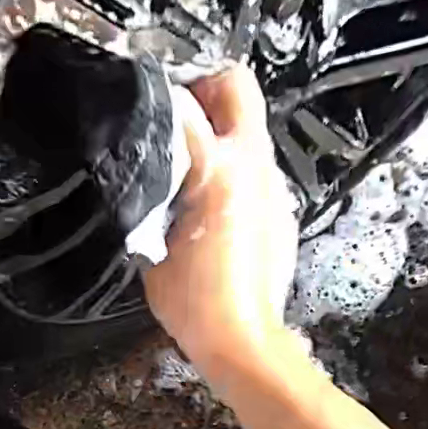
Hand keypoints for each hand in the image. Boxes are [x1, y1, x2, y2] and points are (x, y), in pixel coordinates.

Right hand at [142, 66, 299, 379]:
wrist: (242, 341)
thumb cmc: (196, 304)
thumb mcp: (153, 245)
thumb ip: (154, 195)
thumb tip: (154, 175)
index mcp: (217, 169)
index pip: (184, 98)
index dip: (158, 94)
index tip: (143, 103)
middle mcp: (255, 167)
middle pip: (237, 87)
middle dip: (206, 89)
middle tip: (179, 117)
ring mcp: (275, 190)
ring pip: (253, 131)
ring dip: (224, 135)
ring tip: (195, 169)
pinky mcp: (284, 214)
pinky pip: (260, 172)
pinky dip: (239, 173)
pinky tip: (217, 205)